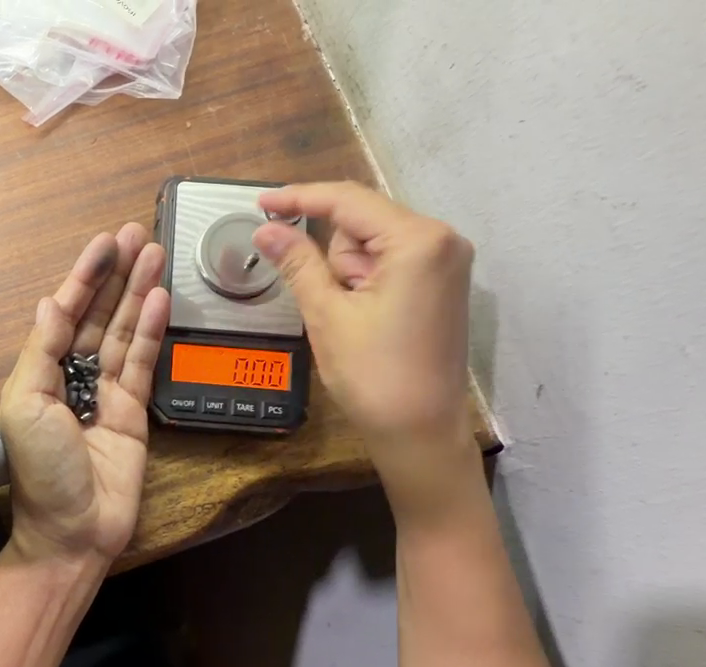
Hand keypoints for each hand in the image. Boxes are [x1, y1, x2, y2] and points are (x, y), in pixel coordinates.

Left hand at [0, 224, 170, 574]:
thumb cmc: (42, 474)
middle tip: (137, 234)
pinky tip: (161, 299)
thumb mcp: (27, 407)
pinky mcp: (133, 413)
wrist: (73, 530)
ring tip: (155, 252)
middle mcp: (70, 380)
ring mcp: (104, 396)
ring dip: (137, 294)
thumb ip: (41, 352)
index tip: (104, 244)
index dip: (83, 280)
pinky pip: (142, 363)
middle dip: (114, 276)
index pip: (63, 316)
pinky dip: (151, 331)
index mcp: (38, 376)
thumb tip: (51, 303)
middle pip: (96, 317)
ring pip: (122, 333)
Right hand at [252, 183, 476, 483]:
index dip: (300, 198)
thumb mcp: (327, 316)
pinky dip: (364, 284)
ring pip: (372, 247)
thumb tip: (266, 229)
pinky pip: (390, 265)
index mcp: (417, 240)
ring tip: (350, 323)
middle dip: (332, 257)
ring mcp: (446, 262)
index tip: (259, 201)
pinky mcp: (441, 284)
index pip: (348, 201)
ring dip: (347, 276)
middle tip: (330, 306)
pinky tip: (361, 320)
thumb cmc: (372, 374)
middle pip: (362, 223)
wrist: (418, 429)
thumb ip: (297, 264)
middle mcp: (441, 239)